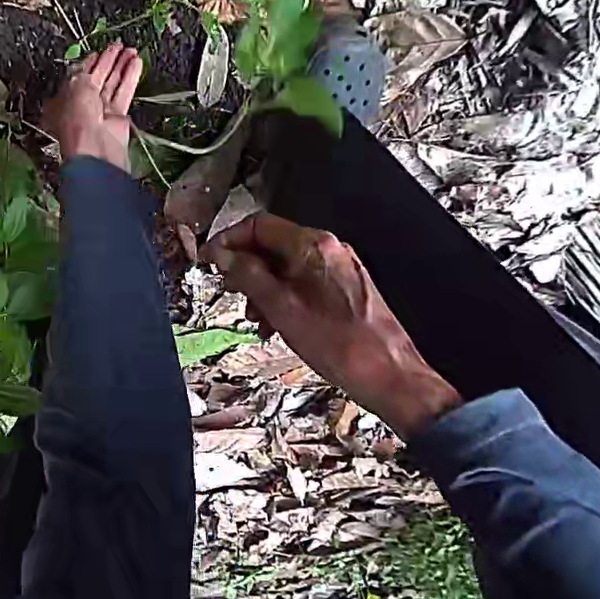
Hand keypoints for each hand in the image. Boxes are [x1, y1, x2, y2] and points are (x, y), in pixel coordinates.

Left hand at [44, 41, 140, 171]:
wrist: (94, 149)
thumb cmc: (78, 122)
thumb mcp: (76, 87)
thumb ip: (86, 73)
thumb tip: (93, 65)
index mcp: (67, 97)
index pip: (80, 74)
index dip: (91, 61)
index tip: (100, 51)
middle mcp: (84, 104)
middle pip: (99, 77)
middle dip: (109, 61)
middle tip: (119, 46)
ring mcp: (101, 111)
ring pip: (113, 83)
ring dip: (122, 66)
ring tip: (132, 51)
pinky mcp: (118, 117)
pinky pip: (124, 92)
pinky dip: (131, 77)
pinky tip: (136, 64)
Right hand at [206, 213, 460, 436]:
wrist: (388, 374)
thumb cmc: (341, 346)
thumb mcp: (282, 310)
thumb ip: (249, 277)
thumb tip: (225, 256)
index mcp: (314, 246)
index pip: (260, 225)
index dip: (229, 240)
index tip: (211, 258)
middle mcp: (329, 249)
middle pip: (274, 244)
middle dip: (246, 267)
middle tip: (228, 289)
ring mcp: (340, 267)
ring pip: (288, 265)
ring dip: (264, 287)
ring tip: (254, 316)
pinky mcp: (345, 286)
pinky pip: (305, 282)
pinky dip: (284, 296)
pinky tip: (276, 322)